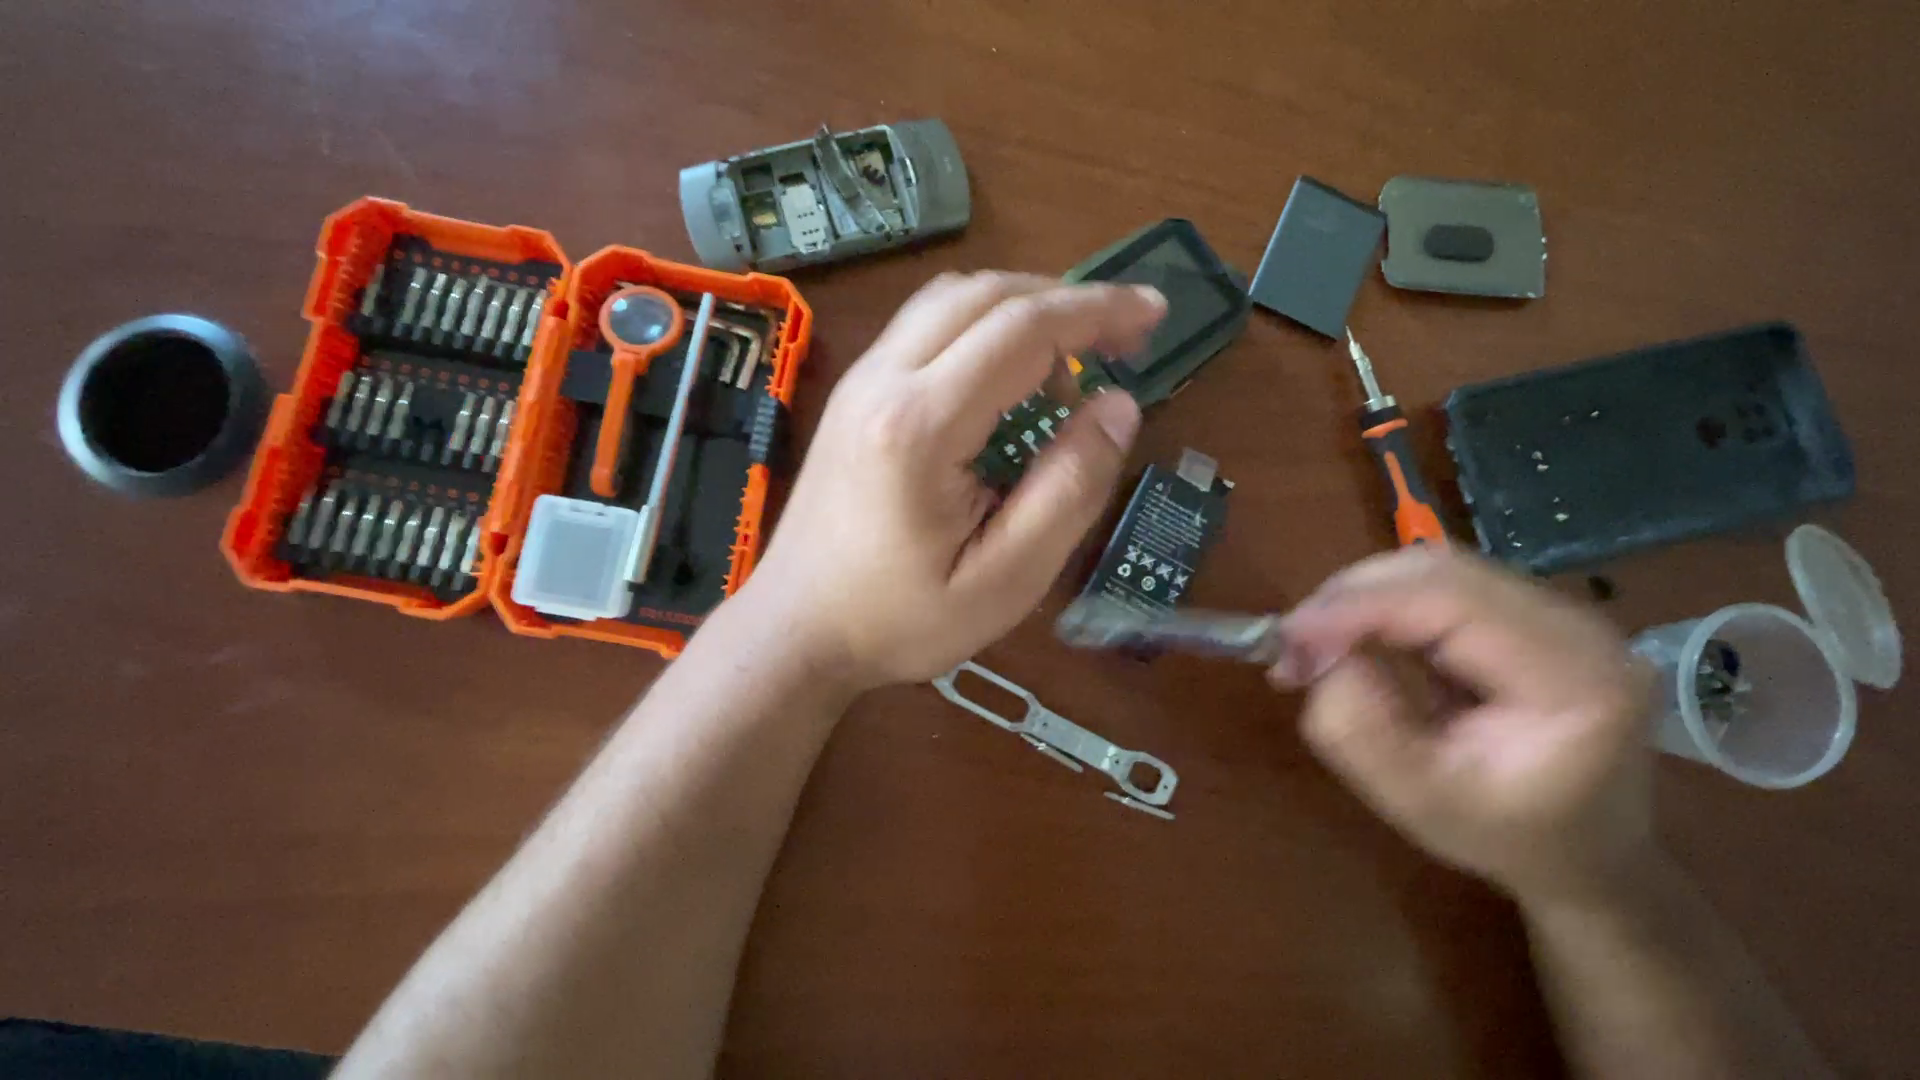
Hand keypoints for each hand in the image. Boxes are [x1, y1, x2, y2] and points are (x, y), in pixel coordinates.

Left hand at [743, 272, 1165, 689]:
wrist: (796, 629)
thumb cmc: (899, 620)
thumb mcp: (1004, 581)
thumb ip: (1068, 491)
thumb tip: (1118, 408)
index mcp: (920, 425)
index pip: (1022, 330)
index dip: (1098, 311)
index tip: (1155, 315)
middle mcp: (883, 380)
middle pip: (984, 294)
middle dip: (1065, 298)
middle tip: (1126, 335)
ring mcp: (860, 381)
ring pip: (950, 300)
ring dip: (1021, 306)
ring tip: (1076, 351)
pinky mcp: (854, 395)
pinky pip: (925, 327)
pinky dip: (982, 325)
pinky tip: (1011, 372)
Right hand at [1270, 548, 1655, 904]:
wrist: (1585, 856)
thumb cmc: (1507, 839)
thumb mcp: (1420, 804)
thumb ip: (1360, 732)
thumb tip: (1316, 656)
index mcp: (1574, 678)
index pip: (1452, 602)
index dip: (1359, 605)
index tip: (1288, 635)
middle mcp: (1578, 628)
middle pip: (1442, 571)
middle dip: (1350, 596)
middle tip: (1291, 644)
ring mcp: (1559, 615)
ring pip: (1435, 568)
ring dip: (1360, 597)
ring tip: (1313, 644)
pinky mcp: (1530, 614)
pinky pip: (1440, 586)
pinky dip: (1381, 604)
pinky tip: (1352, 638)